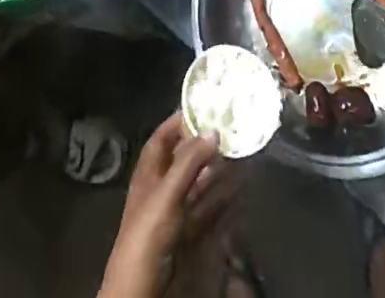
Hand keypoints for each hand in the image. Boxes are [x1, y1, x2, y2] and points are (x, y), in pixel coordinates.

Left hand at [99, 114, 226, 297]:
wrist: (140, 290)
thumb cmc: (147, 233)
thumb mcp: (166, 193)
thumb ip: (189, 162)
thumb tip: (213, 130)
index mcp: (149, 173)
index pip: (163, 138)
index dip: (179, 121)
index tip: (204, 106)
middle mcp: (161, 187)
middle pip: (184, 160)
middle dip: (206, 146)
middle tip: (233, 130)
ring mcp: (175, 211)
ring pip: (199, 184)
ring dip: (220, 171)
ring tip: (243, 155)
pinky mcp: (188, 234)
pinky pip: (209, 210)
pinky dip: (224, 199)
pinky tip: (242, 190)